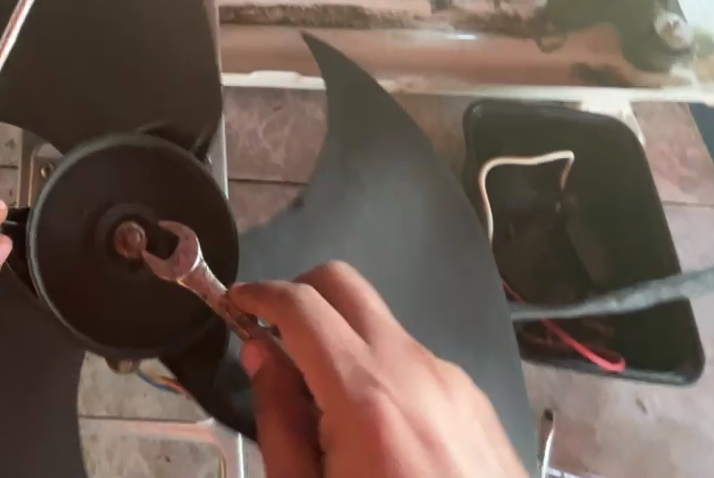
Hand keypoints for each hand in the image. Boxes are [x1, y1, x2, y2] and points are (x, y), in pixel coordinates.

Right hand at [231, 262, 524, 477]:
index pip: (300, 306)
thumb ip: (278, 420)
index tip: (235, 303)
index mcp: (365, 398)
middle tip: (275, 335)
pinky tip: (381, 430)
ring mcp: (453, 383)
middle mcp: (412, 370)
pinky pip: (412, 358)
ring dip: (341, 335)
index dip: (258, 293)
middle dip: (298, 293)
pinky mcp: (478, 403)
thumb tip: (261, 353)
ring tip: (330, 405)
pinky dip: (379, 367)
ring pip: (378, 322)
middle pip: (342, 283)